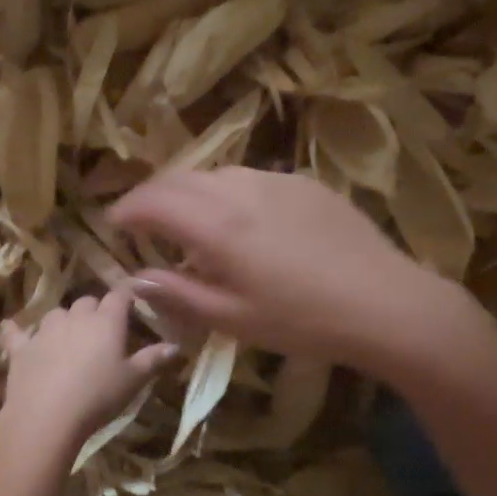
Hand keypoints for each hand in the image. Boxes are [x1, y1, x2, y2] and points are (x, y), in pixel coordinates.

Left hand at [0, 288, 177, 448]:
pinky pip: (16, 332)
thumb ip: (153, 360)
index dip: (126, 298)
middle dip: (95, 310)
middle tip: (102, 330)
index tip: (131, 304)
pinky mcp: (21, 348)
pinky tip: (13, 330)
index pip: (119, 297)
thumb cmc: (98, 396)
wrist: (47, 416)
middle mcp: (75, 317)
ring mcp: (45, 330)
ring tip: (69, 337)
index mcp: (106, 321)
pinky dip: (16, 331)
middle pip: (87, 302)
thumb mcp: (133, 381)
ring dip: (64, 321)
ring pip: (56, 314)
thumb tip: (175, 346)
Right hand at [108, 167, 488, 375]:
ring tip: (188, 221)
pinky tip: (241, 222)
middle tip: (141, 219)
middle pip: (181, 178)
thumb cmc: (301, 321)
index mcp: (217, 225)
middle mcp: (241, 190)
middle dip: (153, 195)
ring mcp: (277, 181)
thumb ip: (179, 294)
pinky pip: (251, 180)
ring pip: (216, 175)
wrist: (384, 303)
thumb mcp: (232, 319)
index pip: (154, 201)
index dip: (127, 209)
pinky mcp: (306, 184)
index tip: (113, 223)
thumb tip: (137, 278)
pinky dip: (228, 193)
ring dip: (190, 192)